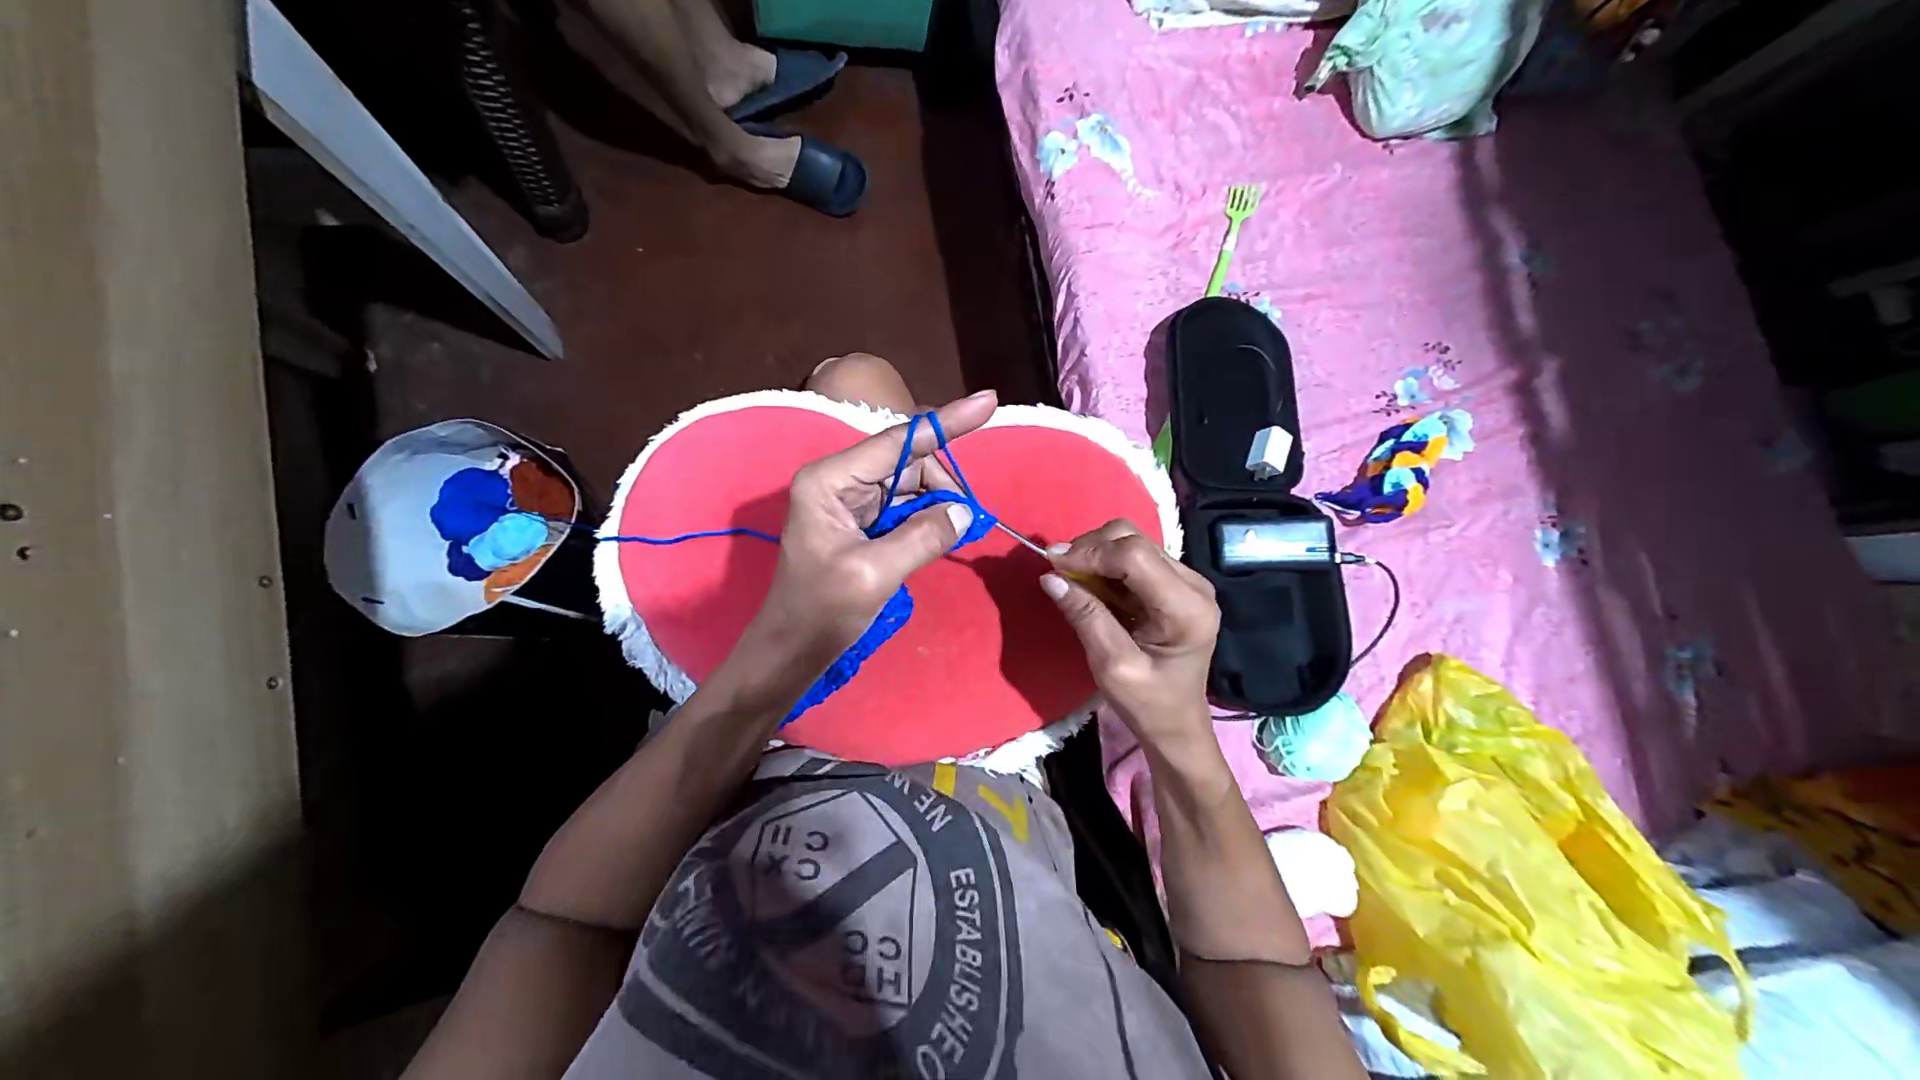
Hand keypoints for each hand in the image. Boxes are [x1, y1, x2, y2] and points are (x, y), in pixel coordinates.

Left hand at [728, 390, 998, 691]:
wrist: (793, 650)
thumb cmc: (821, 612)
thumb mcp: (874, 574)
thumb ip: (922, 536)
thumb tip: (964, 511)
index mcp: (829, 480)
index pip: (898, 442)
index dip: (947, 423)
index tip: (989, 401)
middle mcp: (839, 480)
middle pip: (908, 463)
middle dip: (943, 484)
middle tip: (968, 519)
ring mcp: (850, 501)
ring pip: (911, 485)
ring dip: (938, 504)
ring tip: (952, 533)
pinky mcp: (861, 523)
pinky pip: (905, 507)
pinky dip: (928, 518)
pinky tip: (940, 534)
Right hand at [1041, 520, 1219, 754]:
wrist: (1175, 723)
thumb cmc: (1147, 703)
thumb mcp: (1111, 666)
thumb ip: (1085, 617)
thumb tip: (1050, 577)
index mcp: (1186, 608)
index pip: (1135, 555)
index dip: (1090, 553)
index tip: (1052, 565)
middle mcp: (1193, 585)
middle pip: (1133, 539)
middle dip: (1091, 549)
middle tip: (1060, 573)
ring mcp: (1186, 581)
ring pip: (1131, 541)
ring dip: (1096, 555)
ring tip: (1073, 580)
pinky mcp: (1174, 583)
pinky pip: (1133, 557)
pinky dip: (1105, 565)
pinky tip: (1091, 586)